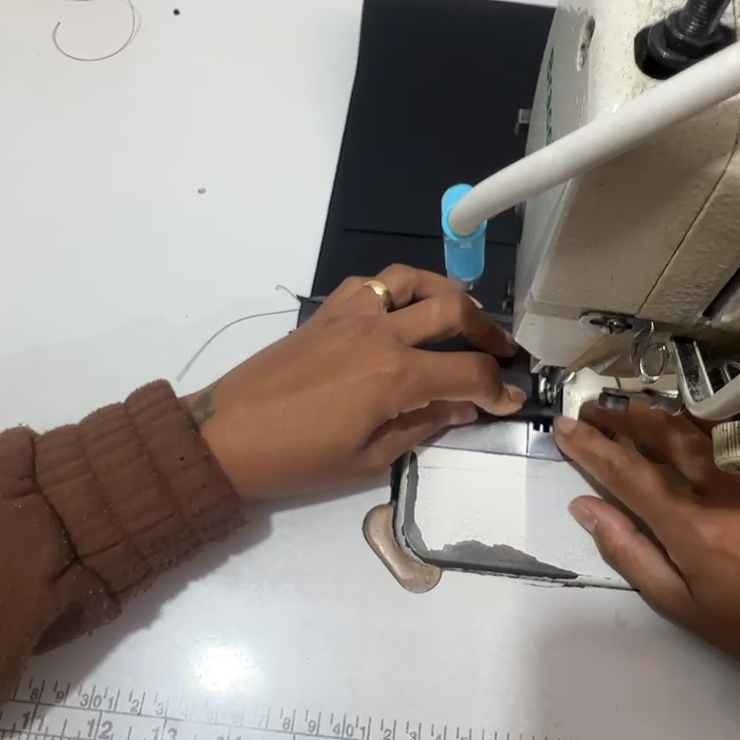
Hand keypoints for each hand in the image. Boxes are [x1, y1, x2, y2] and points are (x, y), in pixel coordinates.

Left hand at [187, 265, 524, 499]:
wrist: (227, 436)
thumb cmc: (297, 459)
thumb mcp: (368, 458)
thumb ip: (422, 426)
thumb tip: (462, 408)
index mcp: (395, 376)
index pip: (469, 373)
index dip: (498, 389)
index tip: (511, 400)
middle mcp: (381, 334)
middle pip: (454, 310)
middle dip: (489, 332)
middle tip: (503, 352)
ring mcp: (352, 315)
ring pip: (415, 281)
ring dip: (449, 293)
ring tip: (463, 314)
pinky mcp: (328, 311)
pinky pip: (373, 283)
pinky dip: (399, 289)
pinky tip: (403, 310)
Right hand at [552, 401, 739, 695]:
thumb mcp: (681, 606)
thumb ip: (628, 551)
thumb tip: (584, 505)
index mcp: (697, 531)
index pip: (628, 473)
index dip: (590, 446)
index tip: (564, 428)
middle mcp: (731, 491)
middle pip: (665, 433)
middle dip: (622, 415)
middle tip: (593, 409)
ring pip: (703, 424)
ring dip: (662, 412)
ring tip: (633, 408)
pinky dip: (708, 426)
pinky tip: (691, 426)